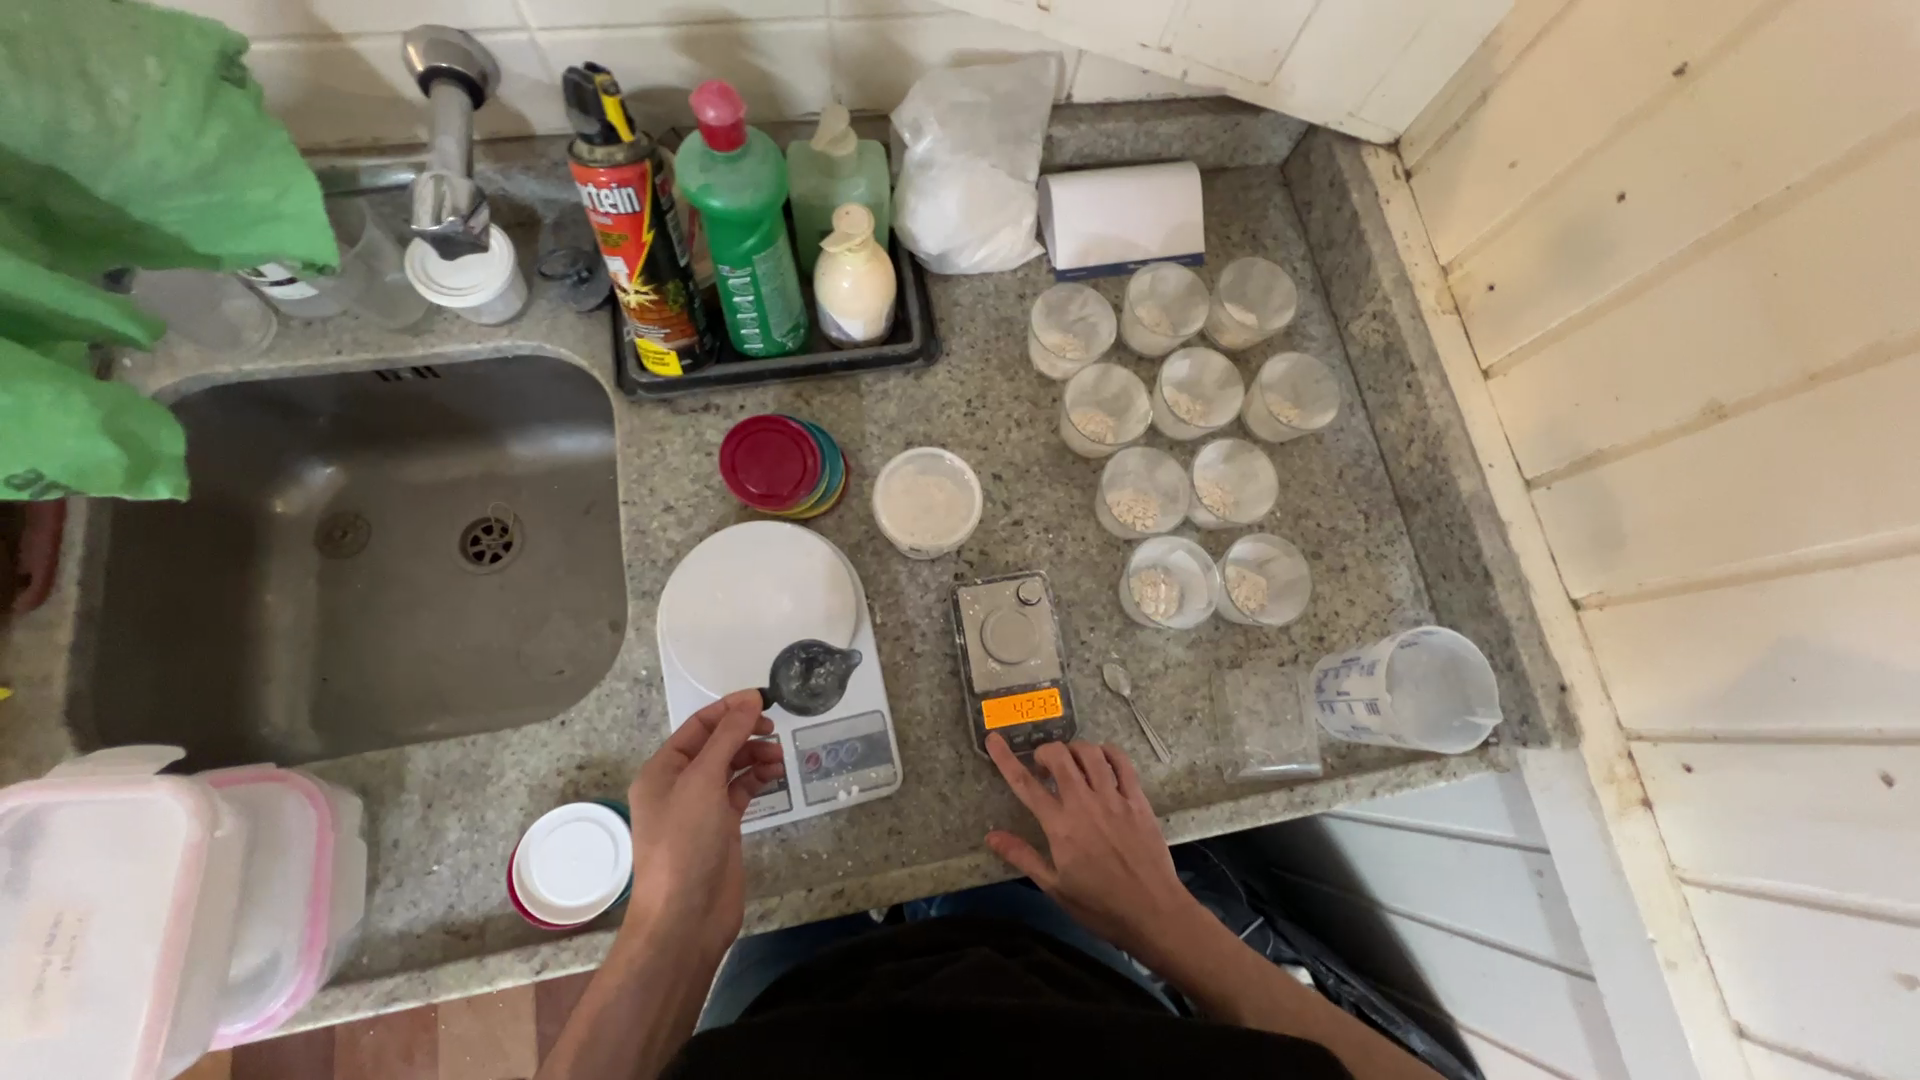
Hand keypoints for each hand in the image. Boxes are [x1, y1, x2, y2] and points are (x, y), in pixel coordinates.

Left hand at [623, 689, 784, 961]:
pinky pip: (741, 791)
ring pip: (731, 767)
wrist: (685, 917)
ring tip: (779, 757)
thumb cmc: (685, 843)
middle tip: (774, 730)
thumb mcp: (704, 781)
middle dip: (744, 734)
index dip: (729, 709)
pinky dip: (757, 779)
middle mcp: (679, 785)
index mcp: (662, 770)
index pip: (698, 726)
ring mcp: (700, 808)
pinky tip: (774, 775)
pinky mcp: (721, 827)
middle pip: (716, 745)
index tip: (763, 700)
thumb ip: (728, 737)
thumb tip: (749, 699)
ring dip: (755, 756)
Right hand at [984, 734, 1205, 961]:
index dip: (1006, 759)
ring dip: (1074, 750)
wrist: (1153, 912)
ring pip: (1089, 753)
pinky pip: (1121, 762)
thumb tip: (991, 836)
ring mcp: (1113, 799)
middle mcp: (1084, 804)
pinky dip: (1107, 752)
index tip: (994, 740)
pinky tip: (1101, 759)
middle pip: (1058, 757)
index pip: (1026, 784)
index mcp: (1060, 826)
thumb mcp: (1055, 887)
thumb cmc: (1099, 905)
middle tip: (1042, 766)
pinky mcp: (1137, 800)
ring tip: (1070, 762)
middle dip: (1044, 751)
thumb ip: (1023, 856)